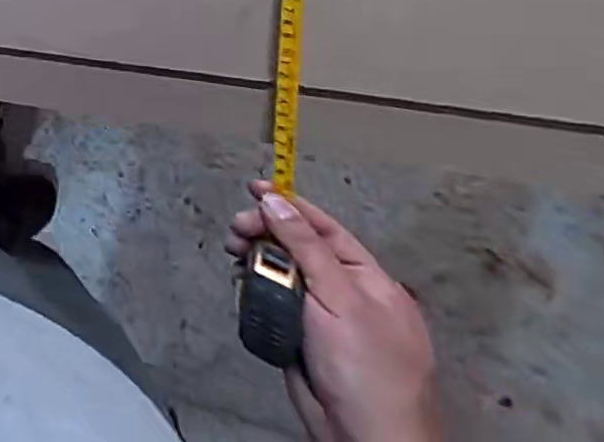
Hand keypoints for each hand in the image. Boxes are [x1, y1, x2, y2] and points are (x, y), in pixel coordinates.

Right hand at [226, 181, 439, 441]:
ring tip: (234, 252)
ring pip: (279, 272)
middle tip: (237, 228)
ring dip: (254, 257)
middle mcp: (342, 291)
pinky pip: (270, 300)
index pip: (322, 228)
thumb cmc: (369, 373)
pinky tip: (240, 280)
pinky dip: (252, 286)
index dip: (289, 204)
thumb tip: (276, 202)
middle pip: (296, 246)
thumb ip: (305, 245)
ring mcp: (319, 315)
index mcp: (365, 277)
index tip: (256, 188)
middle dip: (264, 231)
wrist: (364, 441)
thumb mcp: (339, 297)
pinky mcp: (297, 335)